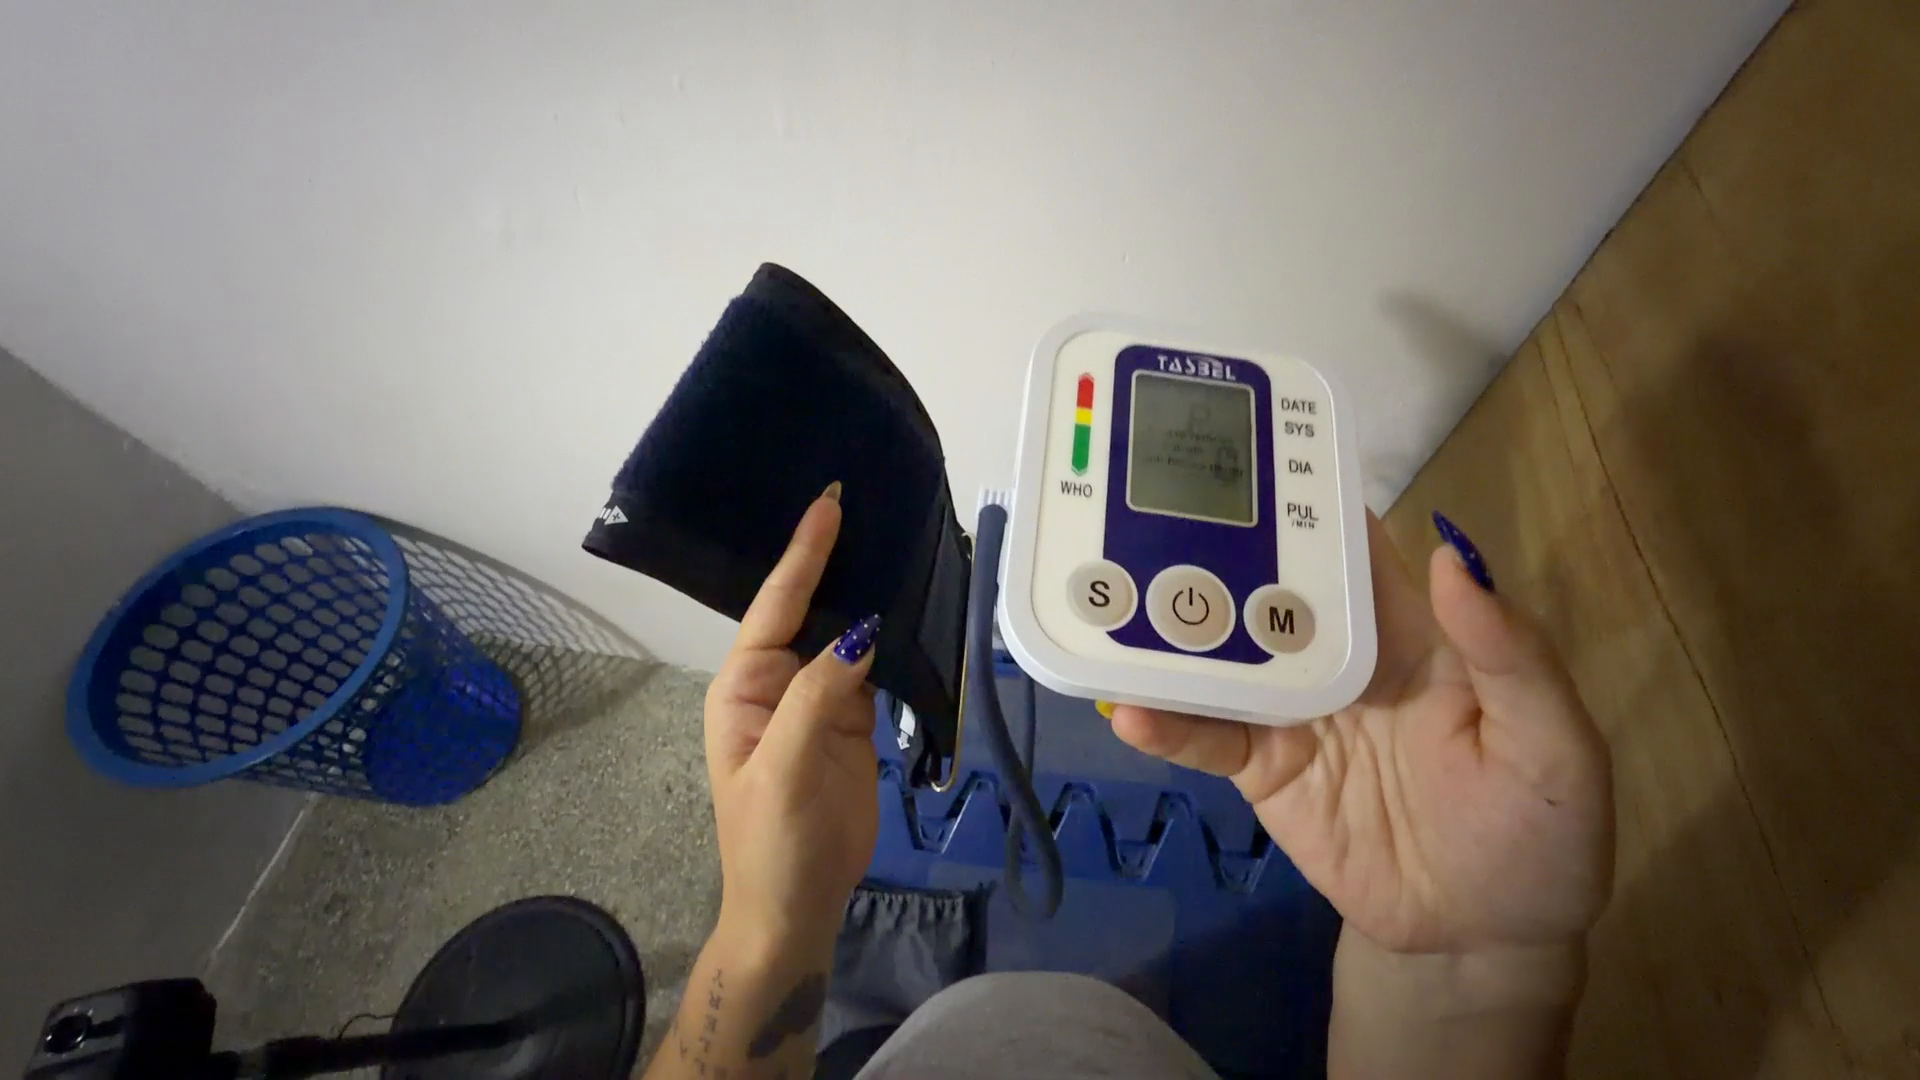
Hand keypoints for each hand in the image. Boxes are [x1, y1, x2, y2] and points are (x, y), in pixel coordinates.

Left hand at [703, 486, 880, 945]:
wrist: (801, 903)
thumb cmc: (773, 838)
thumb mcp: (785, 766)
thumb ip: (819, 696)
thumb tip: (863, 632)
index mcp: (745, 686)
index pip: (774, 607)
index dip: (801, 556)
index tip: (827, 507)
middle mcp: (780, 681)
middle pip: (810, 610)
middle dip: (833, 562)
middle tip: (863, 505)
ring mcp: (820, 698)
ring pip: (846, 634)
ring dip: (866, 594)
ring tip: (893, 543)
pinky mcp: (854, 718)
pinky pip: (874, 667)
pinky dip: (891, 638)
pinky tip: (909, 606)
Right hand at [1110, 513, 1612, 955]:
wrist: (1473, 937)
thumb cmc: (1535, 834)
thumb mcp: (1552, 747)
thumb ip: (1509, 656)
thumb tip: (1450, 555)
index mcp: (1402, 631)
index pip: (1345, 550)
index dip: (1302, 502)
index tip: (1242, 458)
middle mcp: (1331, 655)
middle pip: (1260, 591)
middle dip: (1206, 554)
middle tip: (1137, 518)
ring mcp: (1285, 708)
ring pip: (1217, 657)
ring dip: (1167, 637)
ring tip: (1107, 610)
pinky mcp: (1257, 763)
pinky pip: (1205, 737)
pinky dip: (1167, 724)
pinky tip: (1129, 711)